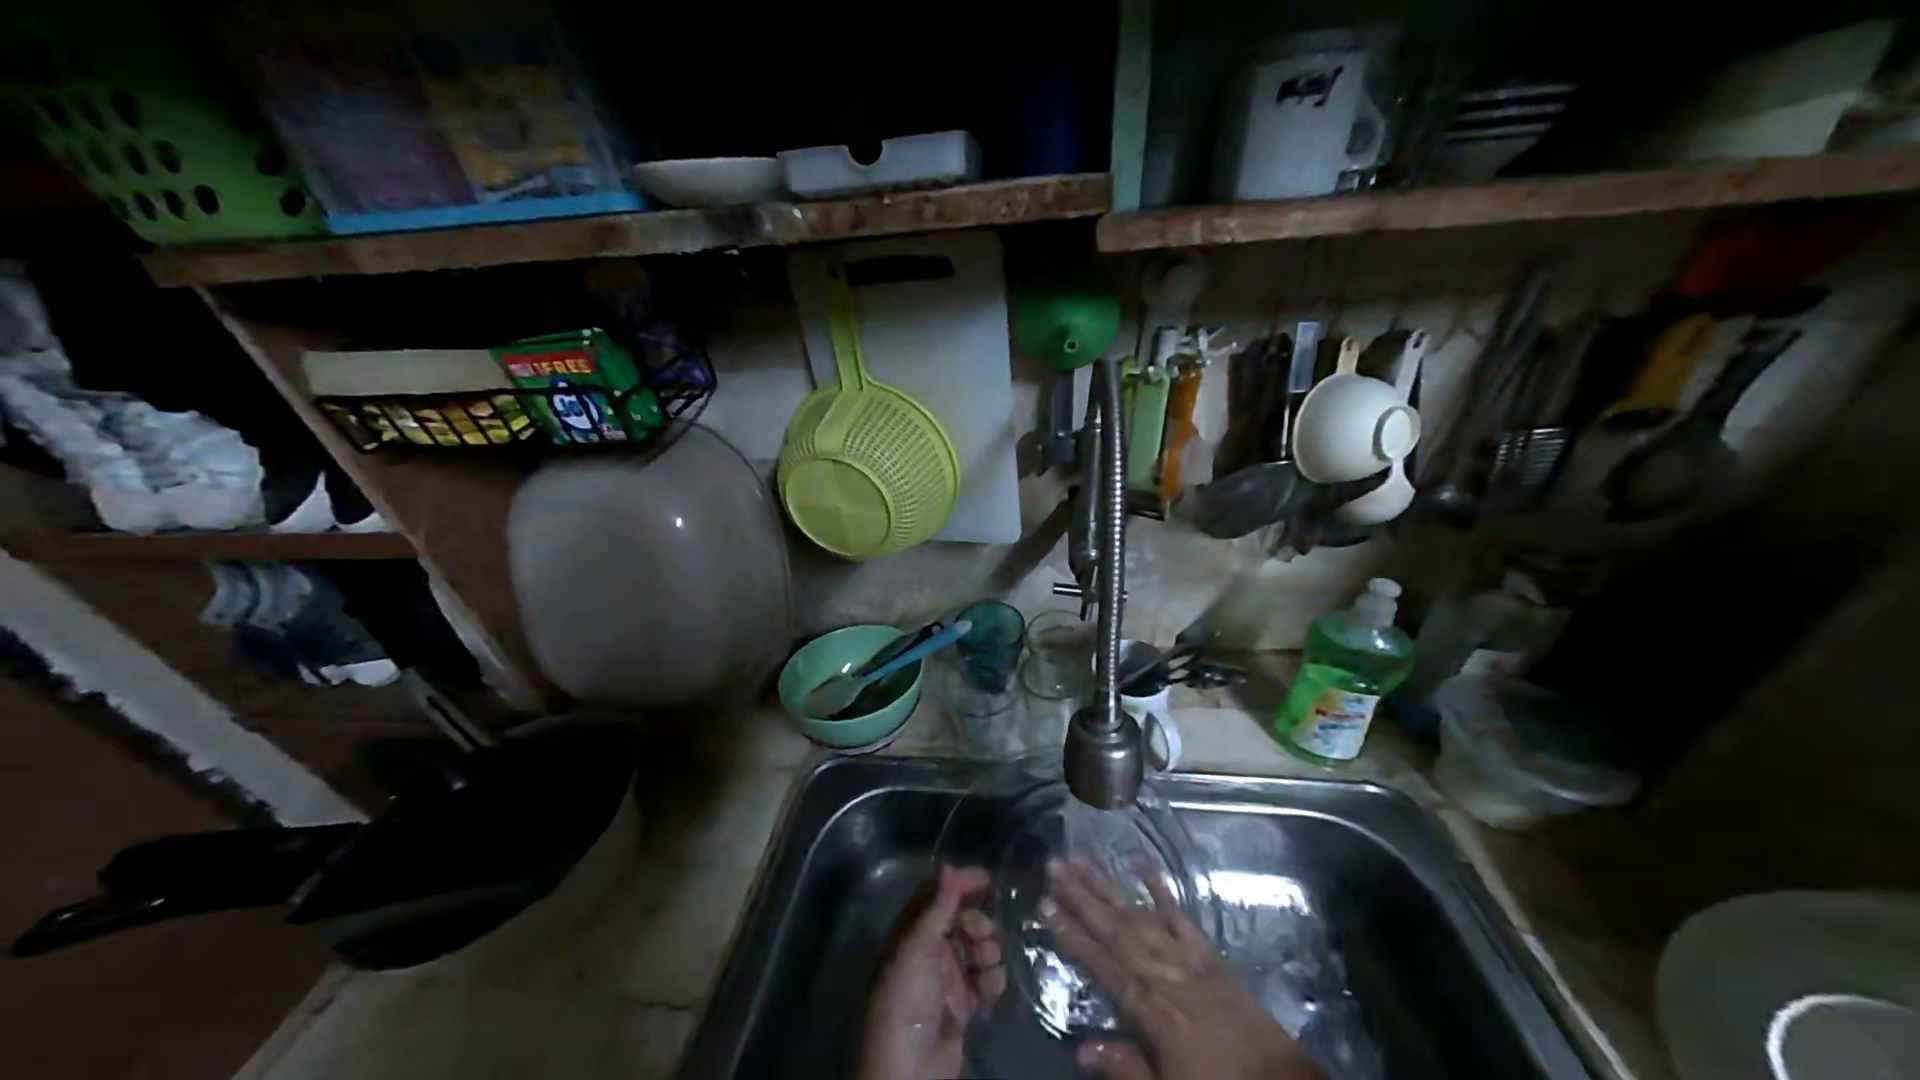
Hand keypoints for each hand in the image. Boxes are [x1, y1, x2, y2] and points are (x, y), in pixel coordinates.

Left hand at [857, 864, 1006, 1079]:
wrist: (909, 1068)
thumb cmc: (906, 999)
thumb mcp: (916, 949)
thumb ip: (936, 909)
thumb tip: (949, 866)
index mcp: (912, 932)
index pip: (938, 896)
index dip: (961, 884)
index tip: (988, 879)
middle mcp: (930, 949)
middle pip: (963, 920)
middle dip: (978, 922)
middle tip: (982, 935)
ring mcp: (948, 977)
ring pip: (979, 948)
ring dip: (988, 950)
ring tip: (986, 965)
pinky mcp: (965, 1003)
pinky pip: (987, 979)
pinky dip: (993, 979)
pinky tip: (990, 988)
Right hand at [1041, 859, 1324, 1079]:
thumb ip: (1125, 1067)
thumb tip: (1080, 1048)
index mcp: (1150, 1007)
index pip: (1100, 962)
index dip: (1070, 933)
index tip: (1044, 904)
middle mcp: (1164, 972)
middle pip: (1115, 927)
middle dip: (1081, 895)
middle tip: (1053, 865)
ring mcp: (1187, 957)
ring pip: (1139, 913)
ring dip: (1107, 884)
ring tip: (1080, 858)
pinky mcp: (1209, 952)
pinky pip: (1180, 914)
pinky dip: (1160, 887)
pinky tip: (1140, 863)